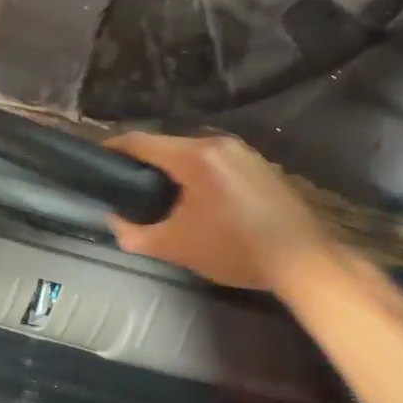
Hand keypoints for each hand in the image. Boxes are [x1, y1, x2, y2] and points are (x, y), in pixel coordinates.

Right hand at [103, 132, 337, 291]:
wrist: (304, 261)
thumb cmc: (234, 249)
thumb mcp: (174, 246)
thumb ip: (135, 233)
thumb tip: (116, 220)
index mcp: (193, 156)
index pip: (140, 141)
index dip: (113, 148)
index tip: (97, 160)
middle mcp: (218, 143)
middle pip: (167, 144)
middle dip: (145, 162)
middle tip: (128, 185)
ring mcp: (244, 153)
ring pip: (193, 153)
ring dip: (174, 168)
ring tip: (161, 193)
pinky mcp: (261, 166)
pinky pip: (217, 162)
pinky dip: (200, 174)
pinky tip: (200, 200)